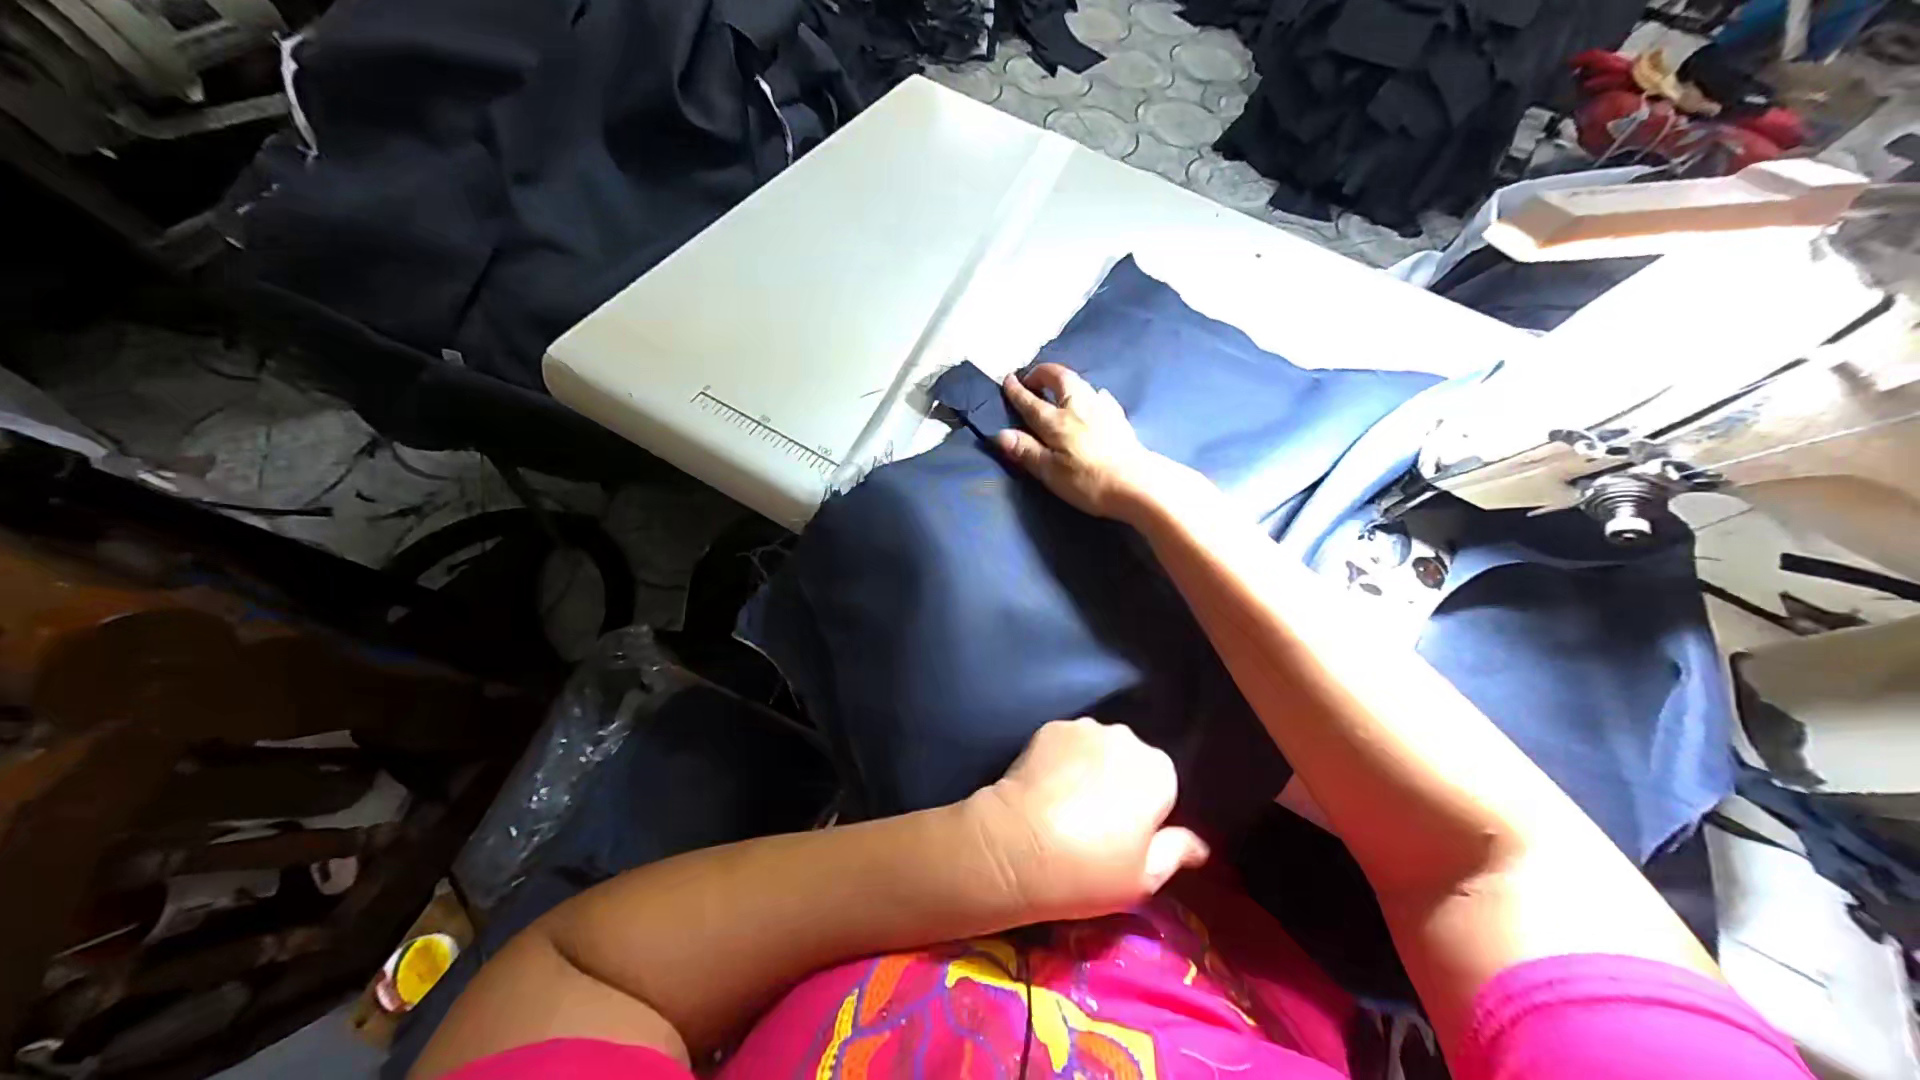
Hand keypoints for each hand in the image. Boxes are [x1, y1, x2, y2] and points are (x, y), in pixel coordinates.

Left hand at [965, 718, 1209, 922]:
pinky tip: (1046, 786)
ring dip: (1090, 765)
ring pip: (1097, 747)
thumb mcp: (1144, 878)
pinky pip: (1065, 742)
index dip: (1146, 811)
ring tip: (1066, 801)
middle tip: (1093, 819)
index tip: (1125, 835)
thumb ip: (1176, 852)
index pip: (1163, 785)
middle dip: (1119, 781)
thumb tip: (1199, 845)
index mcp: (1159, 772)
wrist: (1018, 845)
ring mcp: (1085, 728)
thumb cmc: (1089, 868)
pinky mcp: (1049, 727)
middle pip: (1130, 759)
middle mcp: (1126, 739)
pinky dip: (1061, 758)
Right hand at [994, 364, 1196, 523]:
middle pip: (1059, 378)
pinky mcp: (1119, 418)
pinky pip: (1100, 396)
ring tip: (1057, 388)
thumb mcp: (1050, 472)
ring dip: (1065, 380)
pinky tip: (1093, 400)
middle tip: (1032, 380)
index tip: (1007, 379)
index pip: (1030, 401)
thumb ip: (1026, 451)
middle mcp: (1078, 406)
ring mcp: (1102, 409)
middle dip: (1043, 373)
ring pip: (1080, 383)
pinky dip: (1089, 394)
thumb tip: (1000, 433)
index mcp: (1056, 421)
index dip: (1017, 390)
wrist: (1138, 484)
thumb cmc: (1089, 481)